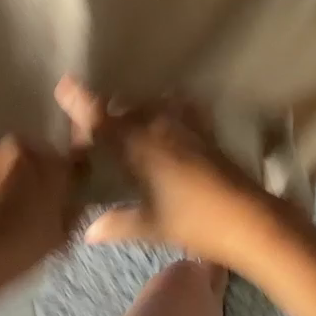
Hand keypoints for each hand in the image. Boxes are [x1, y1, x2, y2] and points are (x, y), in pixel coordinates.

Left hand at [0, 137, 81, 310]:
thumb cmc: (14, 253)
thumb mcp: (58, 237)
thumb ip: (74, 208)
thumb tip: (78, 195)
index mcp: (51, 164)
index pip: (76, 160)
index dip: (75, 176)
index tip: (72, 189)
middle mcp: (21, 148)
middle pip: (42, 155)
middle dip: (43, 173)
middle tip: (40, 200)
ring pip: (13, 159)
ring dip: (16, 174)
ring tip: (11, 203)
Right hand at [54, 77, 298, 267]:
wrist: (251, 219)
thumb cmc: (195, 222)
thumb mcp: (152, 225)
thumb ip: (118, 223)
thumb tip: (89, 231)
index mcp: (139, 147)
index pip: (101, 119)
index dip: (80, 101)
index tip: (64, 84)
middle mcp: (159, 128)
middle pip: (125, 109)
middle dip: (106, 111)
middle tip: (90, 124)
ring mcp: (186, 128)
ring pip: (151, 107)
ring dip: (135, 109)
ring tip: (125, 122)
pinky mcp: (207, 134)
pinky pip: (181, 111)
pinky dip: (168, 109)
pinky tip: (167, 117)